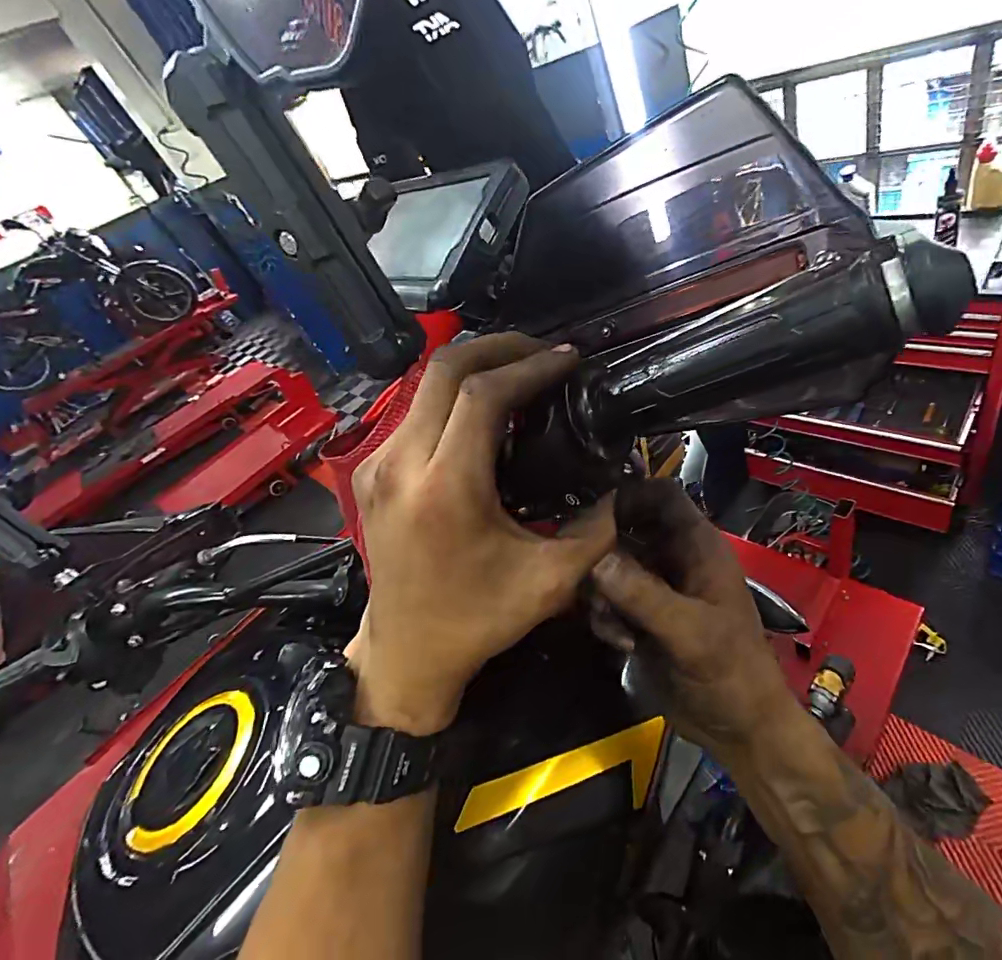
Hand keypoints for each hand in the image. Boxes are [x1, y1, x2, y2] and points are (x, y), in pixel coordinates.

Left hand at [346, 334, 614, 735]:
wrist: (407, 653)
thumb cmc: (478, 620)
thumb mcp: (553, 581)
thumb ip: (600, 529)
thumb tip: (628, 484)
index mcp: (446, 488)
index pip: (483, 395)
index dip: (530, 367)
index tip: (568, 361)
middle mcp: (402, 464)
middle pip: (444, 369)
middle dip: (499, 347)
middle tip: (545, 352)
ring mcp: (378, 463)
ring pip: (424, 383)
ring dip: (475, 365)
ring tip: (523, 370)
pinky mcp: (373, 470)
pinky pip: (415, 408)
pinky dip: (453, 392)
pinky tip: (488, 406)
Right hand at [589, 480, 800, 760]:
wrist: (741, 728)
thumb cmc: (730, 672)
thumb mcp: (690, 632)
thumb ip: (644, 595)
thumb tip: (596, 559)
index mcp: (698, 548)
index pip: (663, 496)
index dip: (631, 495)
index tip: (594, 514)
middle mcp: (675, 560)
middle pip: (628, 530)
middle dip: (603, 551)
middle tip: (580, 574)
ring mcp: (658, 590)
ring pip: (613, 567)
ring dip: (601, 592)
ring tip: (610, 625)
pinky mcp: (643, 619)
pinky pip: (611, 601)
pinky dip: (605, 616)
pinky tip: (618, 643)